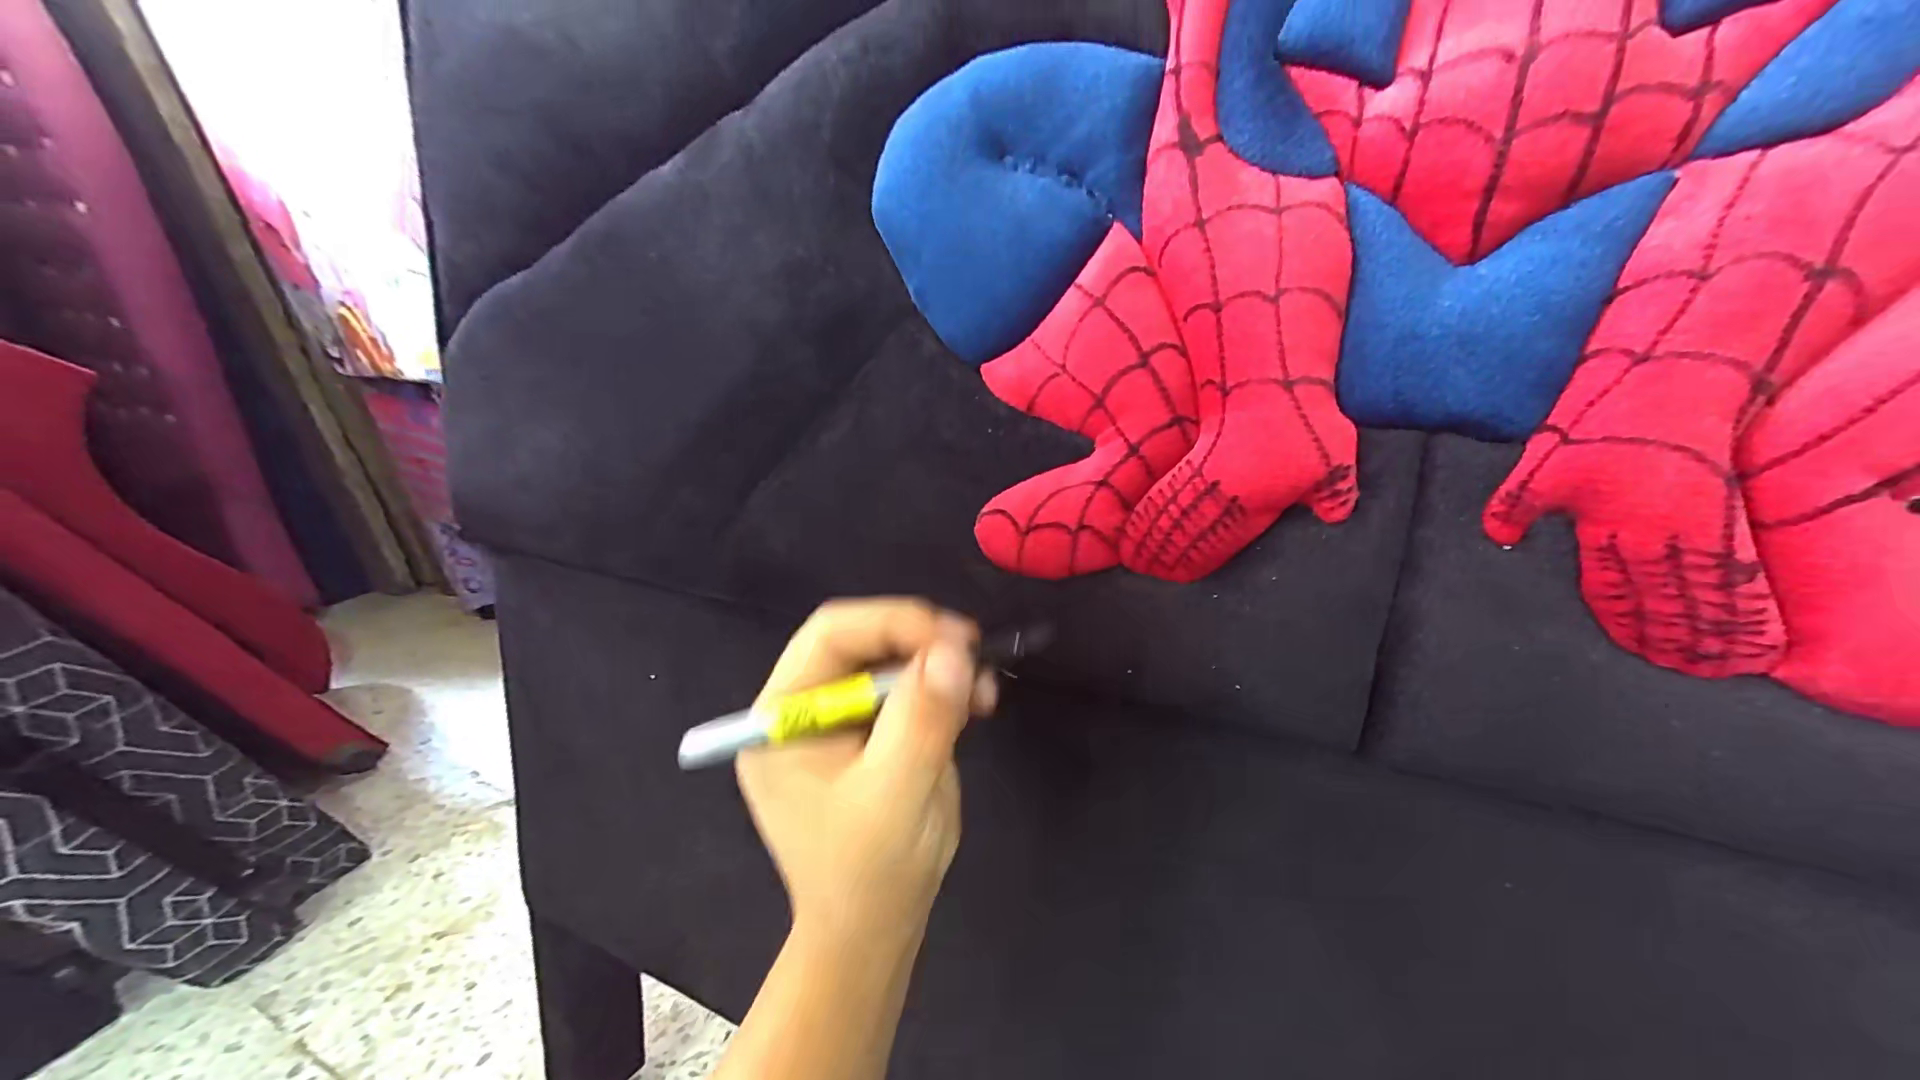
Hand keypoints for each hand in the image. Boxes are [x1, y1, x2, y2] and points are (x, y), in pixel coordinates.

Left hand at [735, 599, 996, 943]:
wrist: (873, 930)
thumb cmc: (870, 872)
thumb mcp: (898, 795)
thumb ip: (922, 718)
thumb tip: (953, 648)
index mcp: (781, 718)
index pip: (830, 635)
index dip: (892, 622)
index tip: (953, 637)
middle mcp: (802, 708)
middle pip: (862, 642)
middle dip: (921, 642)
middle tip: (975, 653)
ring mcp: (837, 719)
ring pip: (890, 660)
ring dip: (940, 665)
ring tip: (984, 689)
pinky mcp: (870, 731)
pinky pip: (907, 688)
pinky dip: (944, 688)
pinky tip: (975, 702)